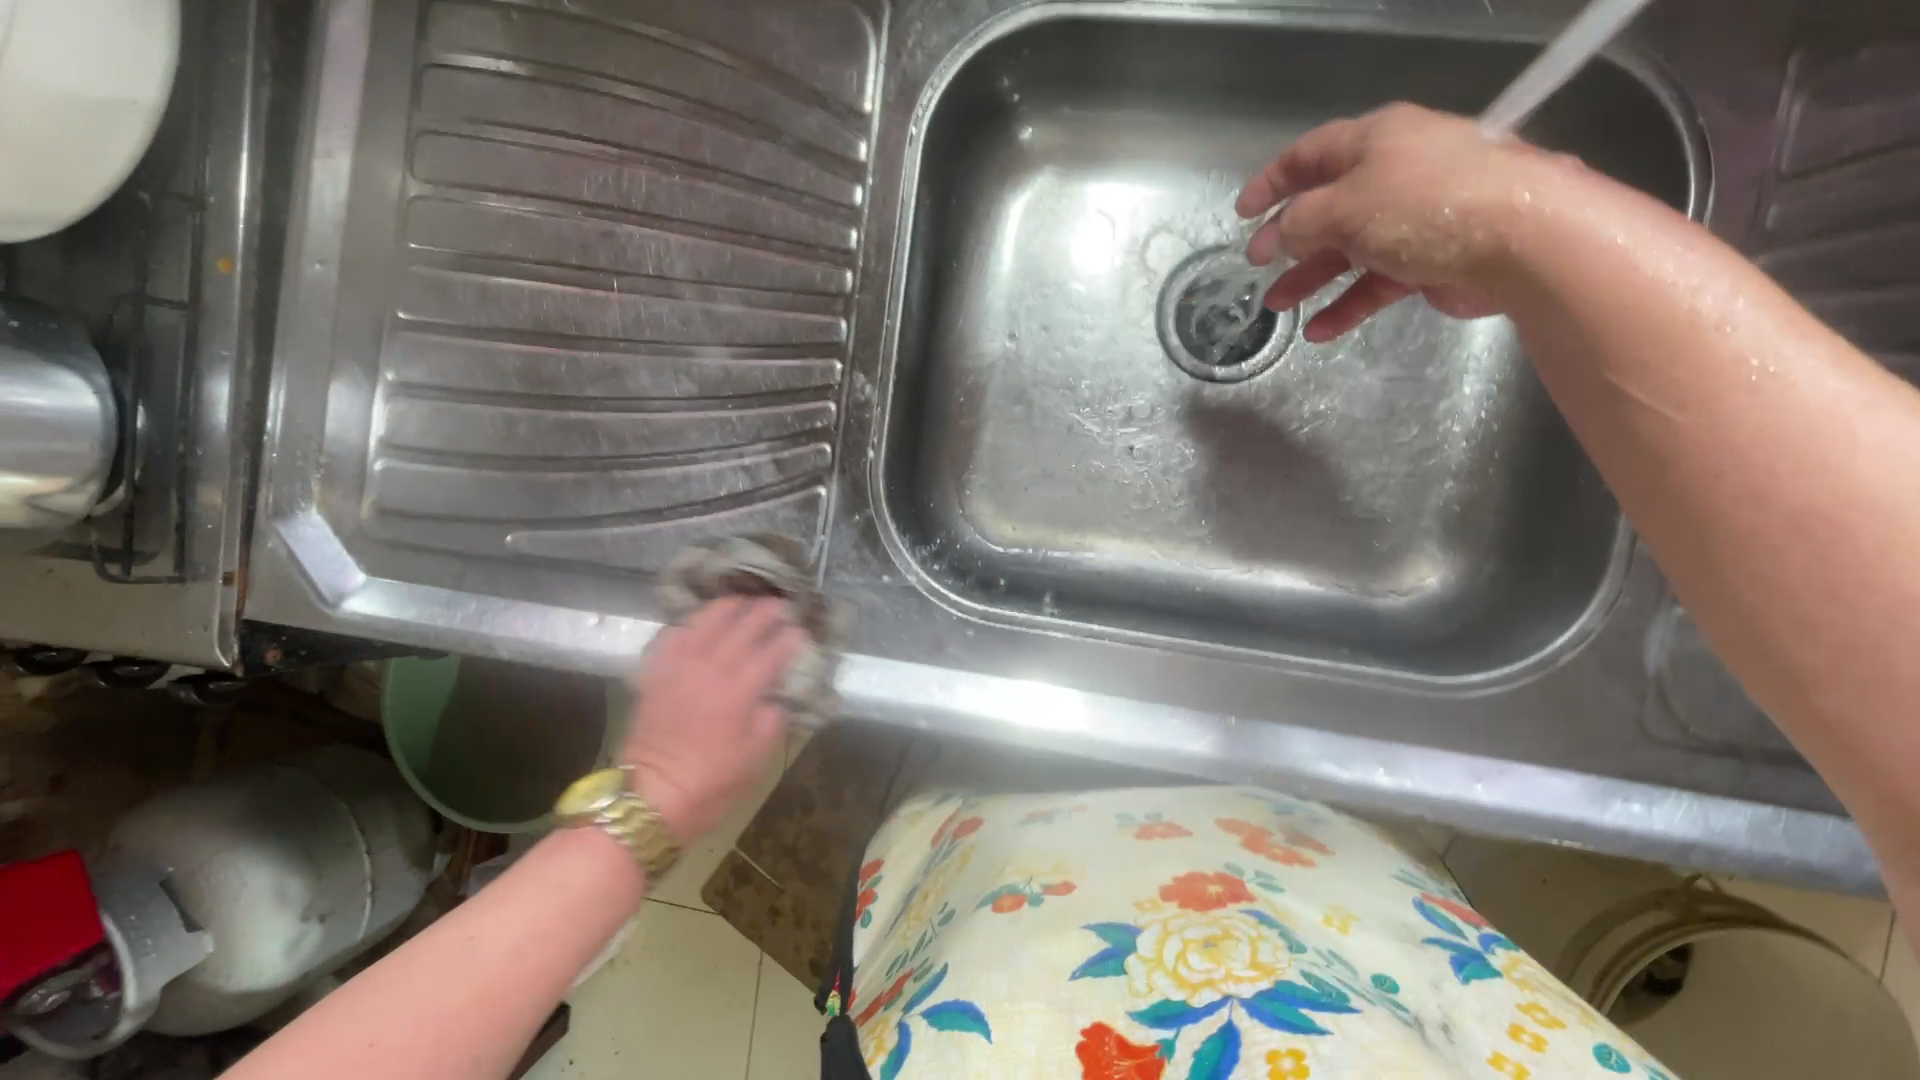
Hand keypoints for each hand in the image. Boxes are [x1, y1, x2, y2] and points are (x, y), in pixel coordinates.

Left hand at [621, 597, 807, 843]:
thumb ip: (771, 720)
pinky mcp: (655, 675)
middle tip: (780, 605)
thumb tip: (774, 697)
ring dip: (727, 608)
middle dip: (764, 613)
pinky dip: (689, 625)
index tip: (802, 631)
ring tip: (742, 602)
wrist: (651, 799)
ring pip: (705, 623)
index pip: (771, 652)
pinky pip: (672, 637)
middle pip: (741, 628)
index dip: (790, 638)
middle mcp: (710, 669)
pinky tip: (698, 625)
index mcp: (739, 691)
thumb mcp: (756, 758)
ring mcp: (679, 668)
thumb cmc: (711, 784)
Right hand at [1237, 103, 1585, 341]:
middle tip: (1258, 267)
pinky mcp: (1431, 260)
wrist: (1519, 240)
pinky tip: (1319, 331)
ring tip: (1277, 306)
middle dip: (1289, 239)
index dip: (1272, 182)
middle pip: (1328, 207)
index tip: (1242, 214)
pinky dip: (1347, 306)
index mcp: (1375, 141)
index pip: (1310, 154)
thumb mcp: (1343, 206)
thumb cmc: (1422, 206)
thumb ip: (1298, 222)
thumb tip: (1279, 236)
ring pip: (1348, 250)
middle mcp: (1394, 174)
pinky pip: (1377, 283)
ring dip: (1311, 278)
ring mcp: (1414, 219)